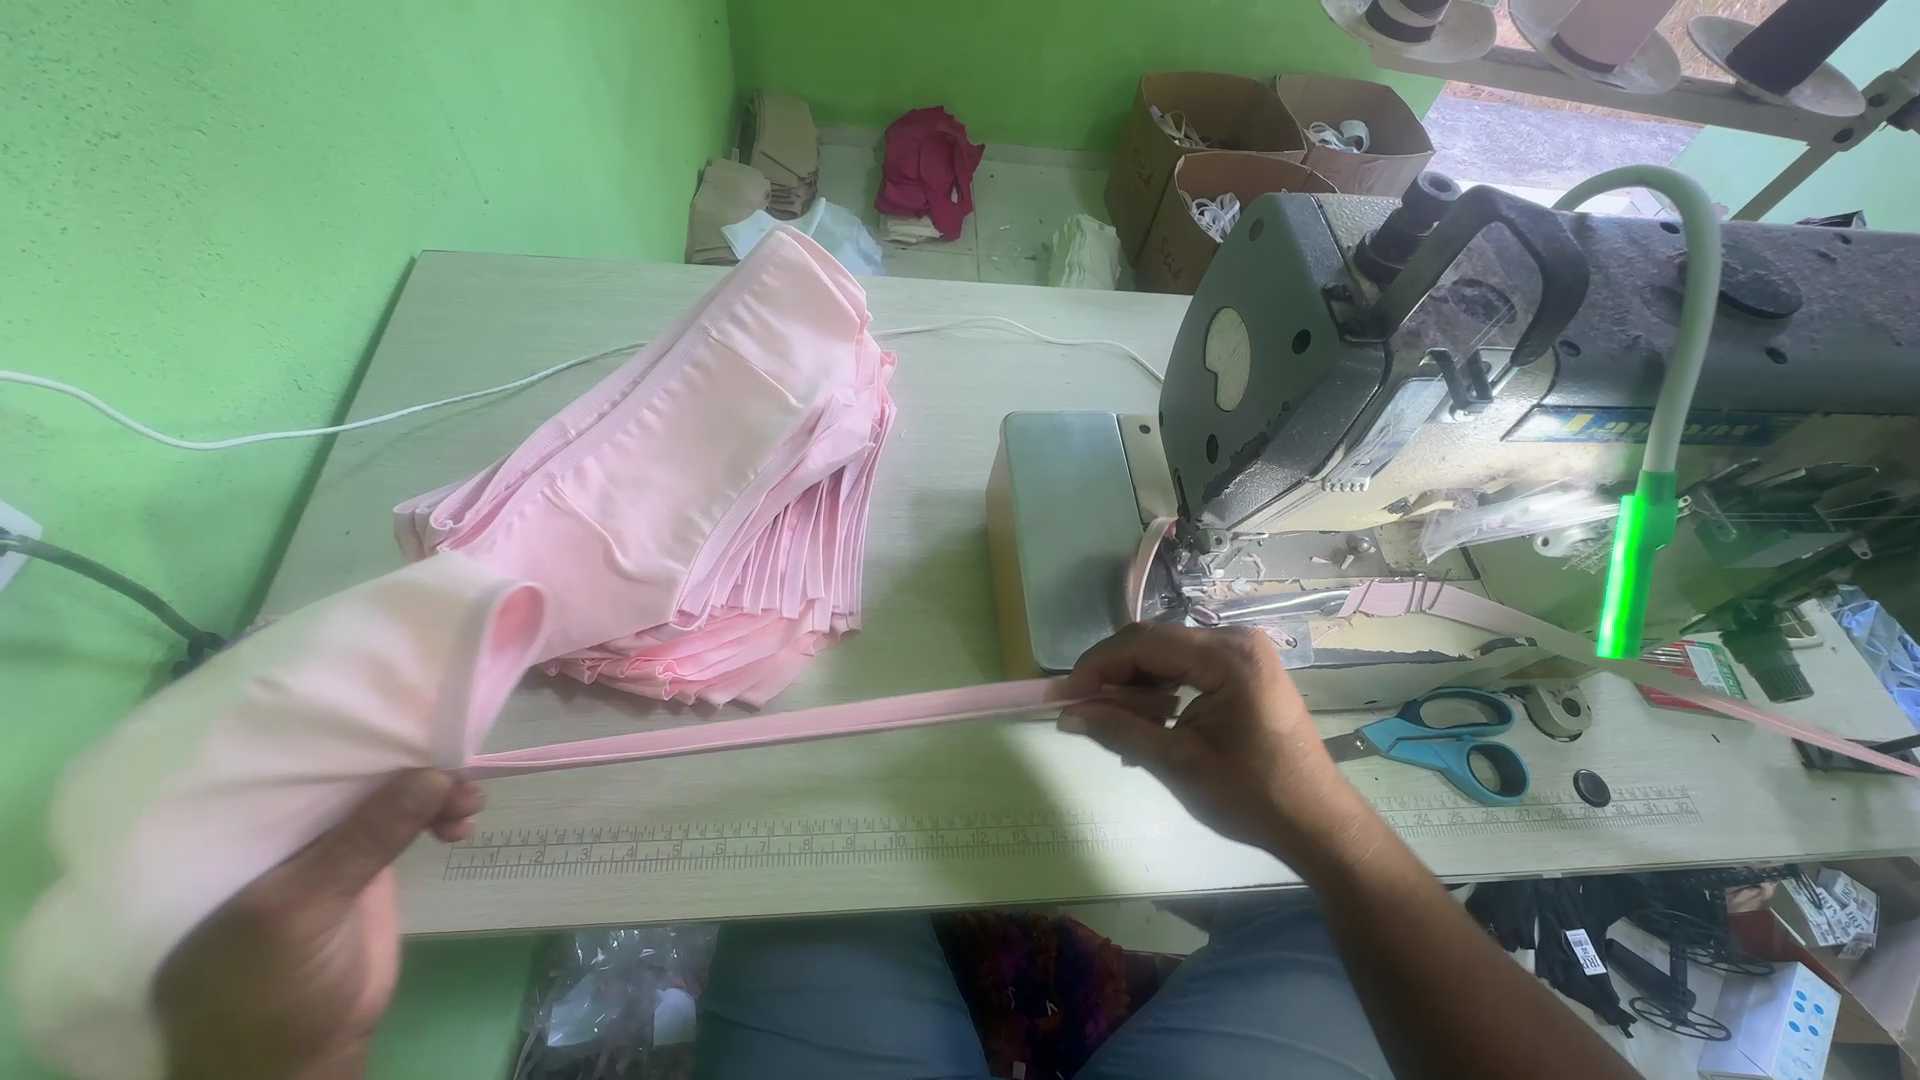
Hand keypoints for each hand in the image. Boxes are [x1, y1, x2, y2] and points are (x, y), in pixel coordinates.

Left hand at [155, 769, 485, 1079]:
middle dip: (411, 766)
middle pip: (353, 778)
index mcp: (242, 834)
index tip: (416, 721)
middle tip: (464, 774)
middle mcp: (286, 832)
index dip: (355, 741)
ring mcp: (330, 851)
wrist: (300, 1056)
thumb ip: (365, 838)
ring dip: (436, 794)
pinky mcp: (366, 871)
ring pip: (389, 798)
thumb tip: (434, 772)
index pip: (298, 767)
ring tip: (472, 806)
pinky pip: (407, 825)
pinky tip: (463, 827)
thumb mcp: (306, 907)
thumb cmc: (268, 986)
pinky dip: (438, 818)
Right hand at [1061, 623, 1373, 869]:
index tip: (1065, 697)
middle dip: (1113, 676)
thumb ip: (1118, 729)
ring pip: (1167, 655)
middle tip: (1082, 712)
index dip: (1096, 666)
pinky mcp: (1245, 671)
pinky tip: (1147, 722)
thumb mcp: (1176, 763)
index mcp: (1227, 655)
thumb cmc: (1252, 796)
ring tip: (1114, 725)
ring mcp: (1244, 653)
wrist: (1317, 824)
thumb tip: (1067, 714)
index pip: (1142, 642)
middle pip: (1153, 644)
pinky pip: (1187, 667)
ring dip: (1134, 686)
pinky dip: (1160, 690)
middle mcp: (1237, 640)